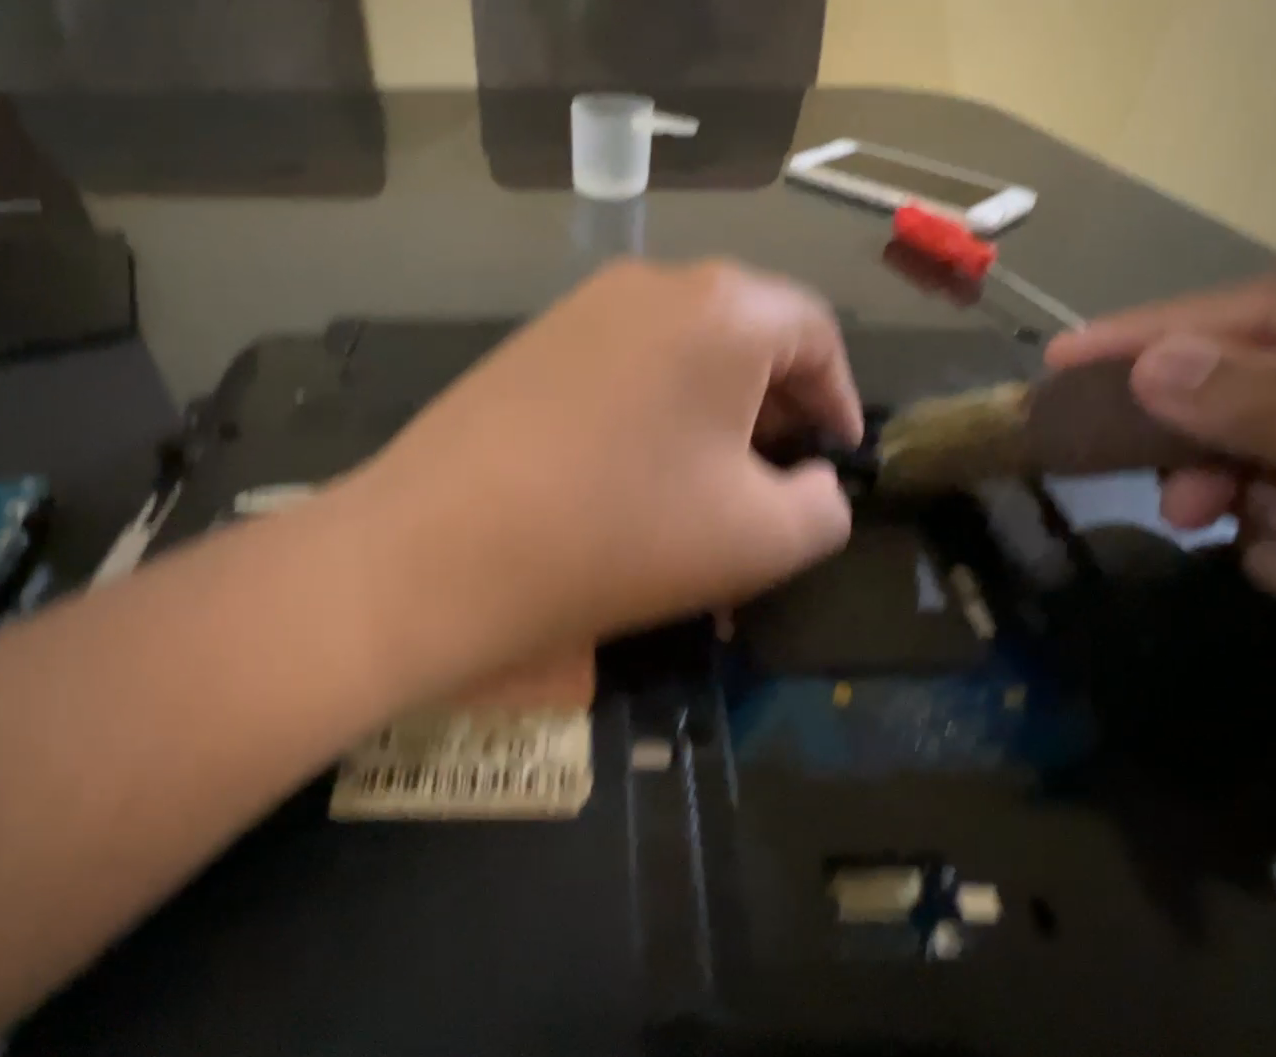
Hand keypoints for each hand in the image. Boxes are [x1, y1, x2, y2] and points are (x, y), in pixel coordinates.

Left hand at [349, 258, 861, 652]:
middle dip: (774, 409)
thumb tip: (812, 481)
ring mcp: (575, 312)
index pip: (815, 333)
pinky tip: (631, 477)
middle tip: (774, 482)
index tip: (835, 462)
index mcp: (722, 308)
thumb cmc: (621, 538)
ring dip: (708, 415)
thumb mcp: (762, 541)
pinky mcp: (525, 349)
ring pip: (677, 356)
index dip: (838, 401)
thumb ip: (823, 508)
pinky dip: (649, 416)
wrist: (437, 553)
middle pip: (744, 337)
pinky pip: (618, 372)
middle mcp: (649, 285)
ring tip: (705, 488)